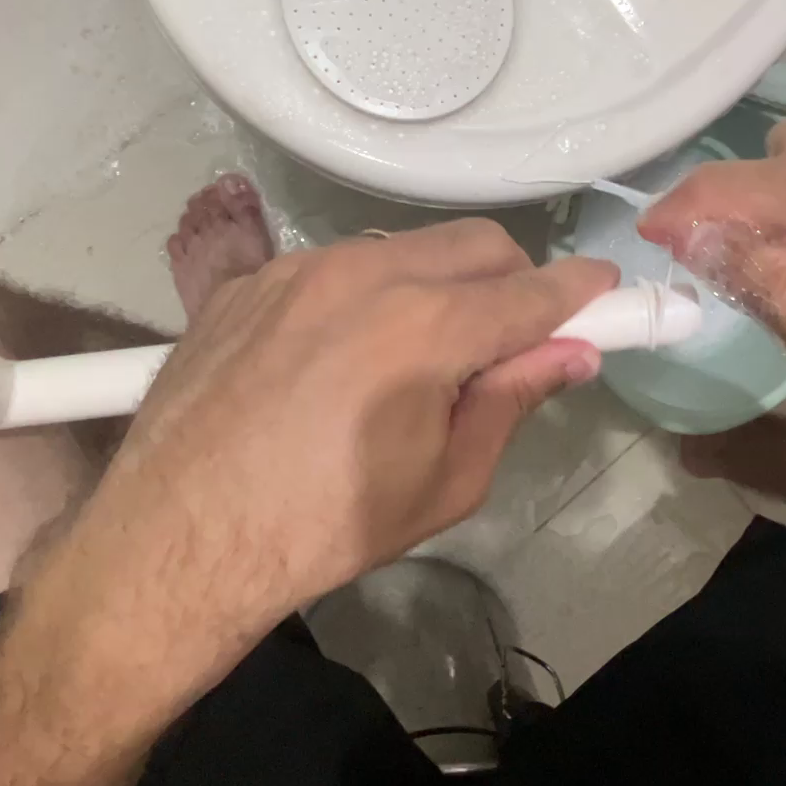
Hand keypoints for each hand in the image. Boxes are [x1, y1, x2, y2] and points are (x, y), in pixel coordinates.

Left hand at [21, 220, 617, 698]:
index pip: (533, 292)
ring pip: (410, 248)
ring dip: (446, 285)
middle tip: (514, 339)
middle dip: (517, 280)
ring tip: (424, 354)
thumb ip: (513, 400)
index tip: (609, 294)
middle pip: (480, 244)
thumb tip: (576, 354)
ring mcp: (300, 268)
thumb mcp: (447, 481)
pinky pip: (343, 265)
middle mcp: (365, 275)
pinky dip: (377, 294)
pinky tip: (351, 353)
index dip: (583, 292)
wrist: (176, 541)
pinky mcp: (252, 279)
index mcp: (424, 330)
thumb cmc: (328, 527)